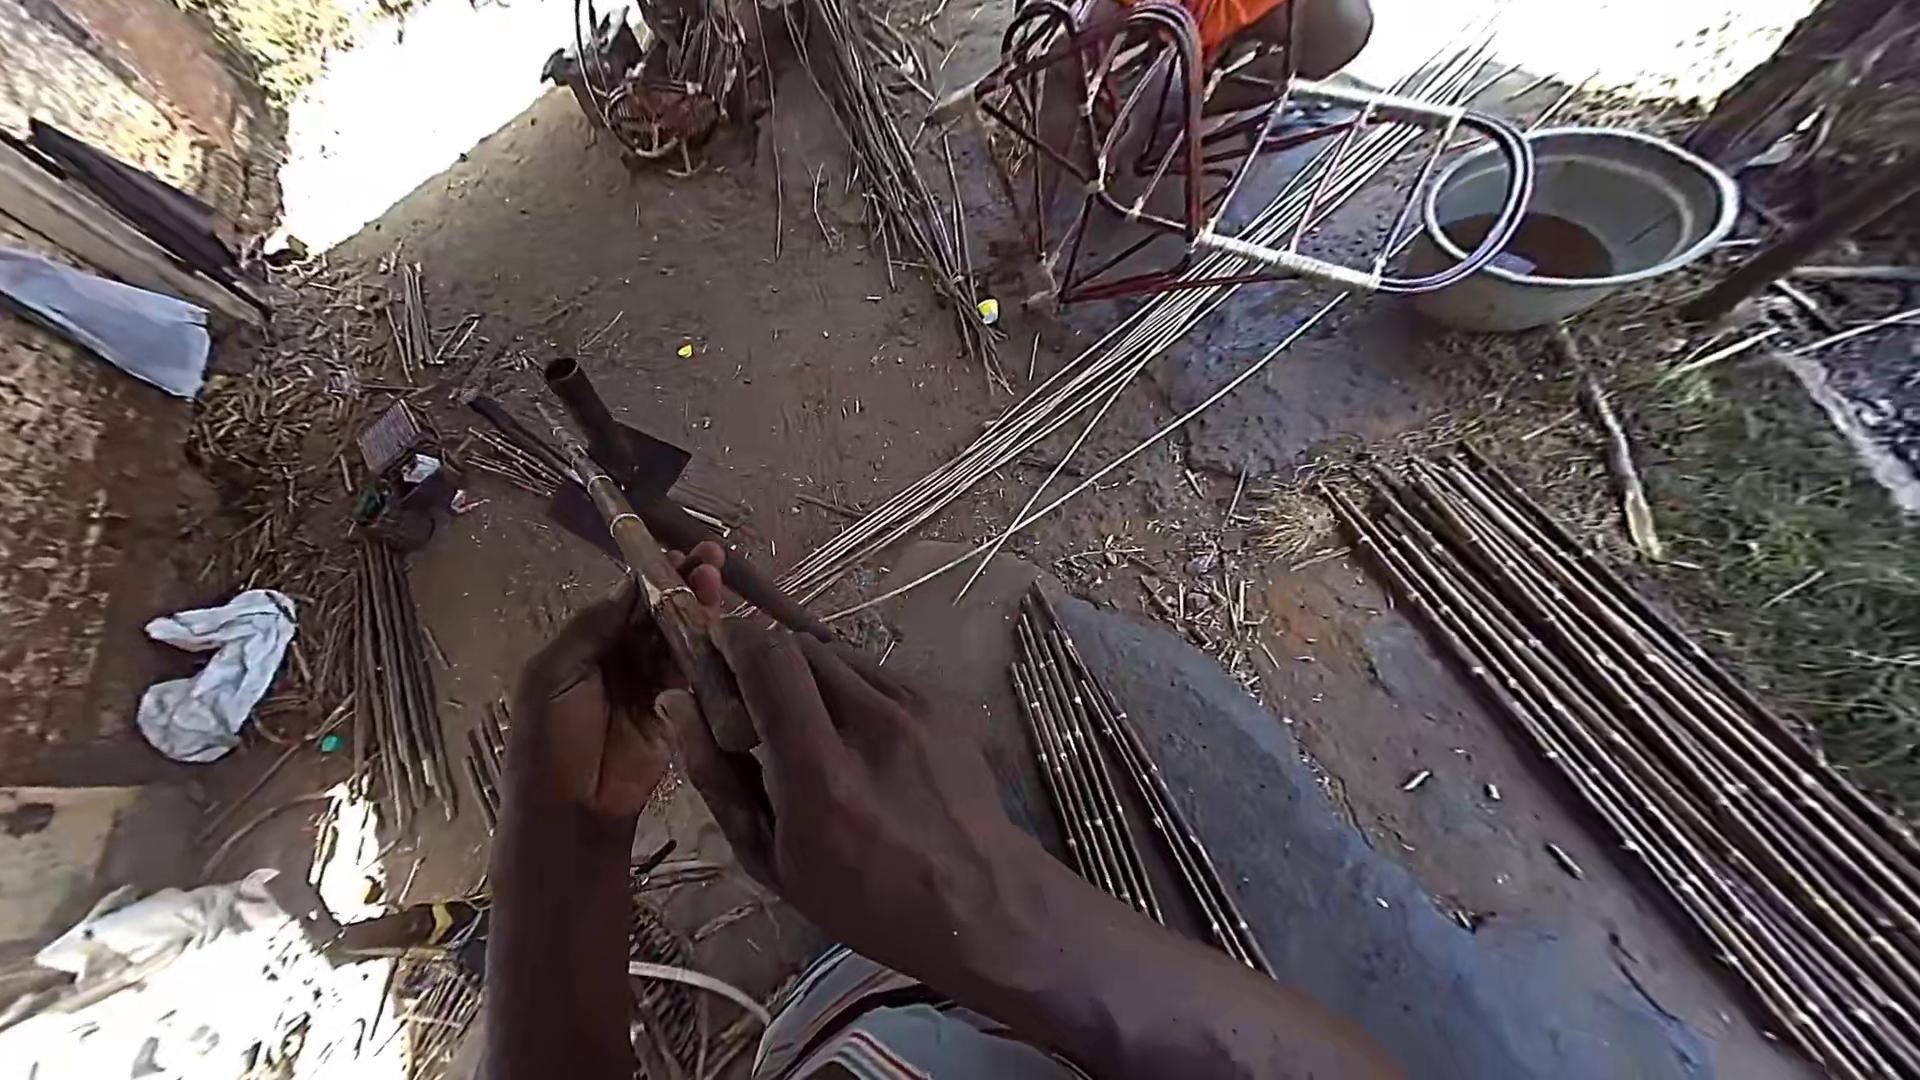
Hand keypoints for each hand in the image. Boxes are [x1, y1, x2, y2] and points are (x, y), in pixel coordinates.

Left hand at [508, 542, 725, 824]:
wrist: (572, 808)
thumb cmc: (549, 738)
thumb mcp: (552, 674)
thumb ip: (591, 626)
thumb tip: (631, 582)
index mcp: (591, 643)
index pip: (628, 599)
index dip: (653, 574)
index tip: (678, 552)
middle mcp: (627, 654)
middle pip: (662, 609)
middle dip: (686, 581)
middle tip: (711, 556)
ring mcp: (658, 678)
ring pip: (684, 632)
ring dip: (701, 605)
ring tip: (718, 578)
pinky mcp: (683, 701)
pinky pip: (697, 666)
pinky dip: (711, 643)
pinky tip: (724, 620)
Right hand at [655, 621, 1044, 985]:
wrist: (978, 895)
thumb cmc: (864, 896)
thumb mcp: (772, 860)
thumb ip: (718, 777)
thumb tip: (678, 703)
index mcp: (821, 772)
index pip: (770, 662)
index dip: (736, 641)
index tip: (720, 647)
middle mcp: (872, 722)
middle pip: (802, 646)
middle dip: (770, 661)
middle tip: (763, 699)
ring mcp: (914, 705)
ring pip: (840, 652)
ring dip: (812, 673)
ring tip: (816, 722)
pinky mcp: (939, 700)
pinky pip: (877, 670)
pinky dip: (852, 686)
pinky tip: (861, 731)